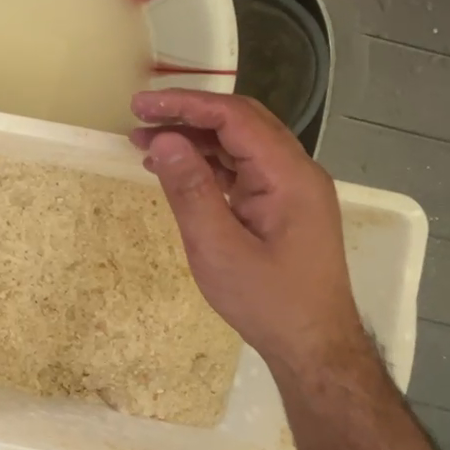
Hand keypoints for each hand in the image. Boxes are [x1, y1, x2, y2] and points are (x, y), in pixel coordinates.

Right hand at [130, 89, 367, 372]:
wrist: (312, 344)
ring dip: (192, 137)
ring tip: (142, 141)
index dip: (185, 105)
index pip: (236, 118)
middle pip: (240, 122)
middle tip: (137, 116)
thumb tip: (162, 140)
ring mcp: (289, 188)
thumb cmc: (266, 299)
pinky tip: (171, 168)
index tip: (139, 106)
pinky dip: (203, 160)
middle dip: (187, 113)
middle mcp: (295, 172)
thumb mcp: (217, 247)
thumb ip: (190, 190)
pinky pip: (240, 167)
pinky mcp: (279, 204)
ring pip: (238, 143)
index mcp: (288, 176)